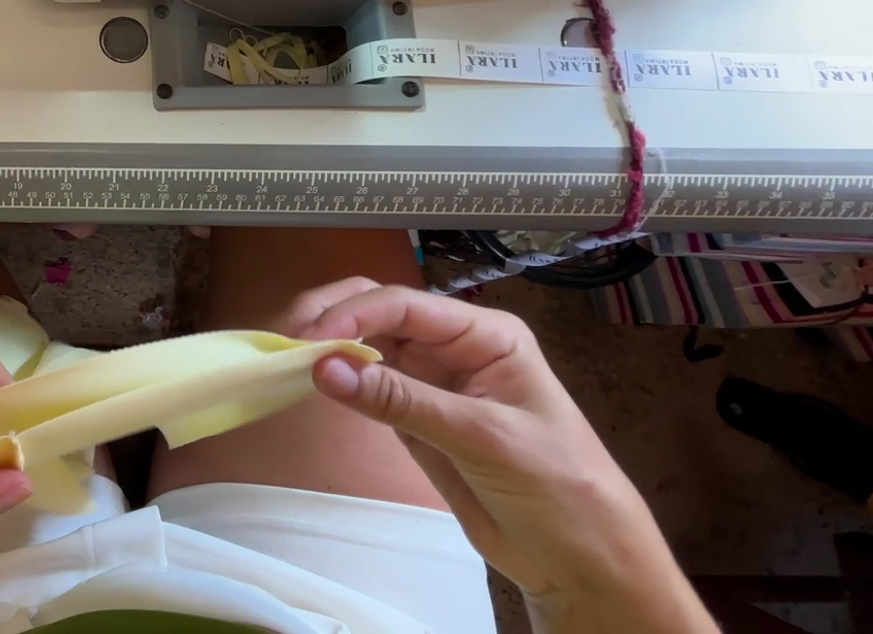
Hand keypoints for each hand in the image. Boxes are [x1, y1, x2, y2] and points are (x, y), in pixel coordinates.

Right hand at [295, 281, 715, 633]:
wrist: (585, 567)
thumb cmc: (560, 491)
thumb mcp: (484, 440)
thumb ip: (401, 400)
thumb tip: (321, 368)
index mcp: (483, 334)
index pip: (404, 305)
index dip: (353, 315)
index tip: (310, 340)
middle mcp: (451, 344)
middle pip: (377, 308)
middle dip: (330, 314)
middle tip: (287, 337)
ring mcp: (428, 376)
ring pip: (363, 339)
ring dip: (325, 341)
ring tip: (287, 355)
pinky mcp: (410, 410)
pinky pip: (363, 379)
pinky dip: (333, 375)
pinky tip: (309, 379)